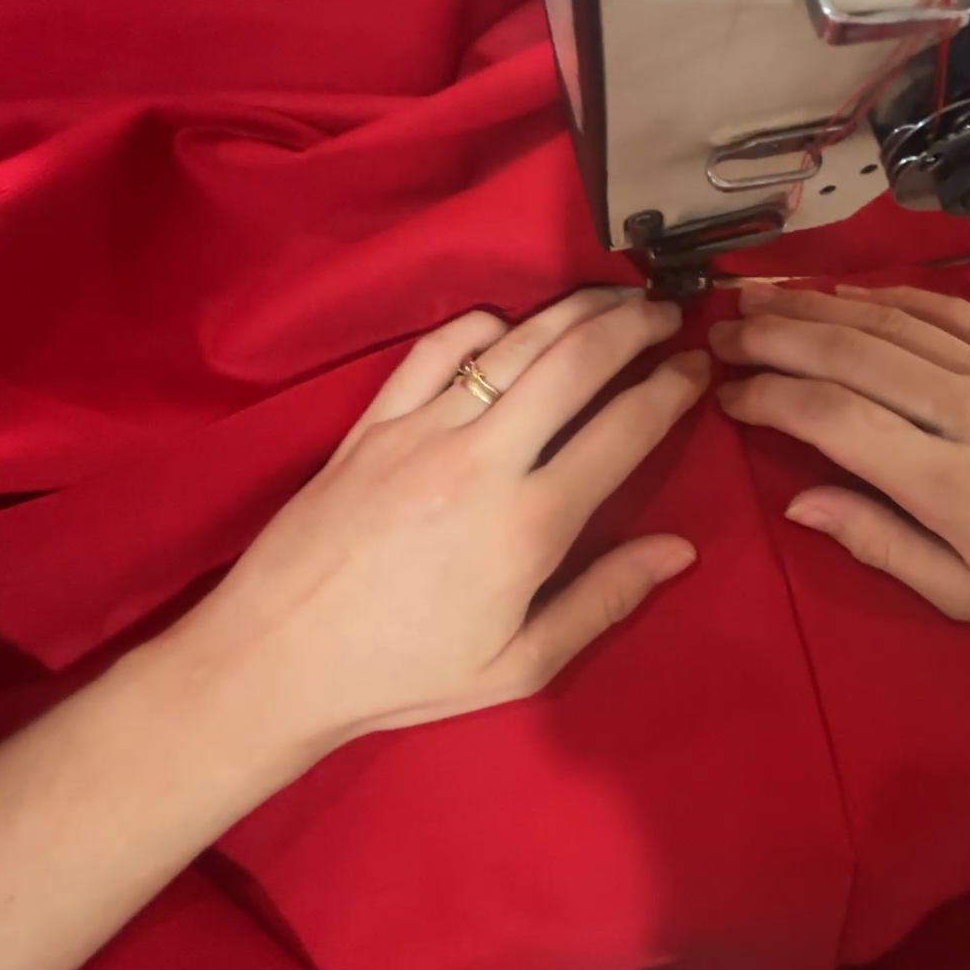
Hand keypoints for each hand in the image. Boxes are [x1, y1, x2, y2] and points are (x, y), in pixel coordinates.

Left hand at [172, 288, 707, 749]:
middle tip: (666, 312)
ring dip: (574, 312)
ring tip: (614, 298)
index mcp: (530, 524)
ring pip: (515, 345)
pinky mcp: (373, 421)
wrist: (272, 661)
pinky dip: (481, 325)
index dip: (671, 390)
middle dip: (633, 326)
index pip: (623, 431)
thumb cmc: (407, 671)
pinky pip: (435, 350)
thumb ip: (606, 600)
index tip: (696, 367)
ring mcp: (422, 431)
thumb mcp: (521, 664)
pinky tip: (508, 323)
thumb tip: (680, 550)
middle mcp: (483, 460)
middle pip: (575, 364)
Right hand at [710, 282, 969, 628]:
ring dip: (816, 306)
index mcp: (950, 482)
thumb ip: (878, 543)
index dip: (768, 399)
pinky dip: (883, 297)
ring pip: (889, 322)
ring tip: (760, 299)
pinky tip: (843, 293)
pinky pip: (943, 310)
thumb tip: (798, 501)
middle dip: (774, 337)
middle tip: (721, 330)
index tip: (726, 395)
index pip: (833, 419)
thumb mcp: (965, 594)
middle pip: (851, 354)